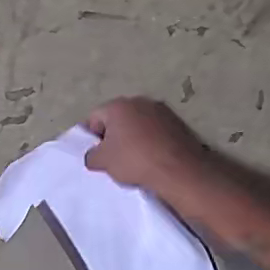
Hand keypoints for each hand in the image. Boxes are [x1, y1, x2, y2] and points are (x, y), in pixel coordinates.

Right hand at [84, 98, 213, 193]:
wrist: (178, 169)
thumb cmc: (135, 160)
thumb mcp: (103, 161)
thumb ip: (91, 155)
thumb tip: (95, 154)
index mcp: (119, 105)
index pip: (95, 117)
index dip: (91, 136)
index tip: (96, 154)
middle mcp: (142, 101)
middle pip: (119, 118)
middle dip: (114, 135)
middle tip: (112, 157)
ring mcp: (163, 110)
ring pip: (139, 123)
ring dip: (134, 137)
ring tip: (134, 160)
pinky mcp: (179, 122)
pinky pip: (157, 130)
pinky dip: (152, 141)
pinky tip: (153, 158)